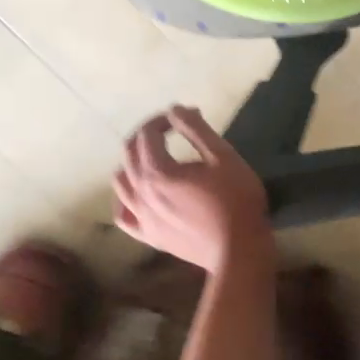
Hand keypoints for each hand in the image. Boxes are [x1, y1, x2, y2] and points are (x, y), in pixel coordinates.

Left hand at [113, 106, 269, 272]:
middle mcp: (141, 192)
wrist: (238, 250)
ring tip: (155, 157)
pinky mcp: (148, 236)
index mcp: (158, 172)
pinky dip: (125, 198)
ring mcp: (141, 217)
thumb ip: (197, 129)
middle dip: (147, 134)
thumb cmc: (236, 200)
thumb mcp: (223, 156)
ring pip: (120, 181)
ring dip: (133, 161)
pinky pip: (123, 214)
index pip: (148, 134)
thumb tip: (175, 109)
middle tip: (170, 128)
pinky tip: (137, 193)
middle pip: (129, 153)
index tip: (190, 114)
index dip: (165, 119)